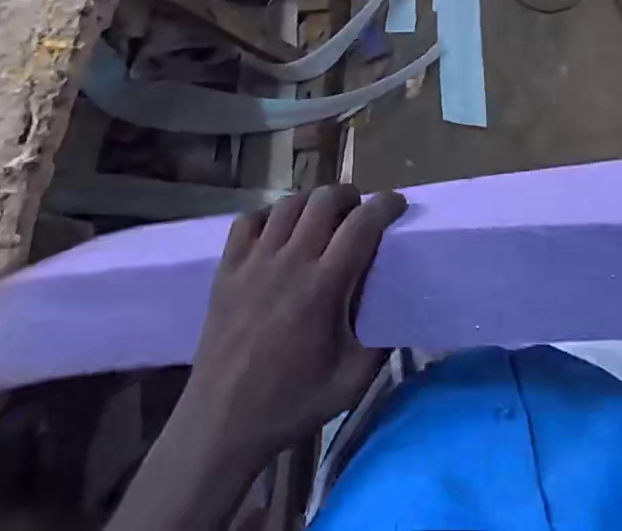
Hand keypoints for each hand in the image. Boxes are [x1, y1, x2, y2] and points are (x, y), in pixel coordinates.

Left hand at [182, 185, 408, 456]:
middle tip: (358, 209)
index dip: (385, 205)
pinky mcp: (226, 271)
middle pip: (324, 200)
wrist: (220, 427)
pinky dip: (268, 215)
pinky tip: (277, 230)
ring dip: (311, 201)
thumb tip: (401, 312)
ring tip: (321, 216)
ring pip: (287, 203)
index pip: (362, 224)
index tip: (397, 203)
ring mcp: (253, 263)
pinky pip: (247, 221)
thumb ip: (382, 343)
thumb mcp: (352, 382)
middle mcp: (290, 263)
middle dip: (349, 194)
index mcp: (324, 286)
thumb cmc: (291, 404)